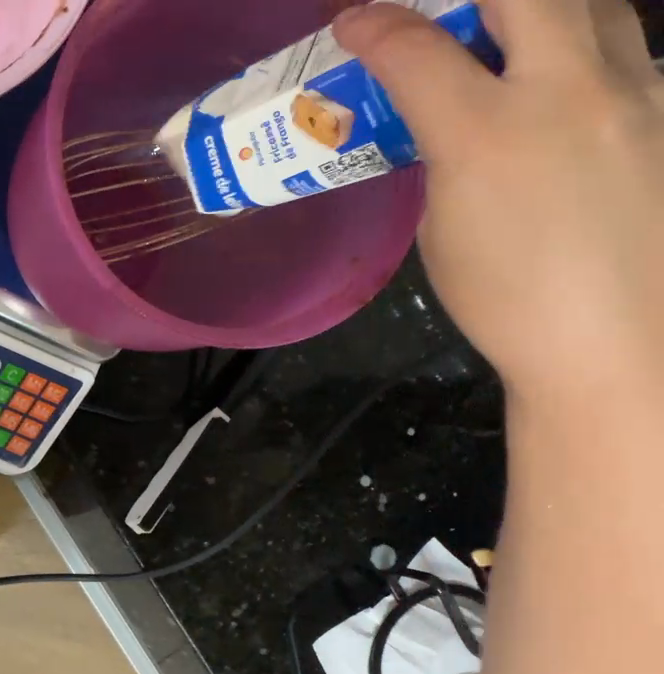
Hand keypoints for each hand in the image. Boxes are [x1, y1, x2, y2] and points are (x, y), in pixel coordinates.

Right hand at [335, 0, 663, 394]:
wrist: (623, 331)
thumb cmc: (505, 295)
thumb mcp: (443, 226)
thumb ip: (447, 156)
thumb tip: (452, 119)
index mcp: (487, 135)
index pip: (419, 54)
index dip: (376, 29)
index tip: (349, 20)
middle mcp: (570, 89)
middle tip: (428, 10)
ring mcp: (640, 87)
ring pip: (589, 5)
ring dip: (533, 4)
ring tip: (494, 29)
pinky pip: (622, 42)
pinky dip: (577, 38)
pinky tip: (553, 75)